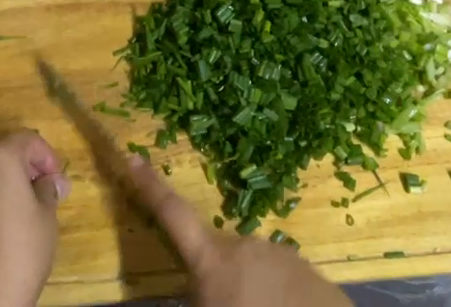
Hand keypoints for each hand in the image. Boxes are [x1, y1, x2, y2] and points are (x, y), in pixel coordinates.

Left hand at [0, 130, 71, 306]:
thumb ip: (48, 191)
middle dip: (21, 156)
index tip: (57, 179)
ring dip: (0, 170)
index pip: (26, 138)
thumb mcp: (45, 219)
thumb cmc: (19, 253)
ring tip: (19, 199)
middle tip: (39, 181)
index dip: (46, 155)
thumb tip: (52, 181)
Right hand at [128, 156, 351, 306]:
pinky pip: (290, 286)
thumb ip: (196, 293)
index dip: (152, 187)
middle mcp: (246, 247)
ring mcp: (283, 257)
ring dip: (258, 296)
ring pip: (260, 273)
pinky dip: (286, 303)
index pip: (174, 215)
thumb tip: (194, 286)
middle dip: (225, 284)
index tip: (135, 157)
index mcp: (213, 262)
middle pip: (224, 259)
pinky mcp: (315, 274)